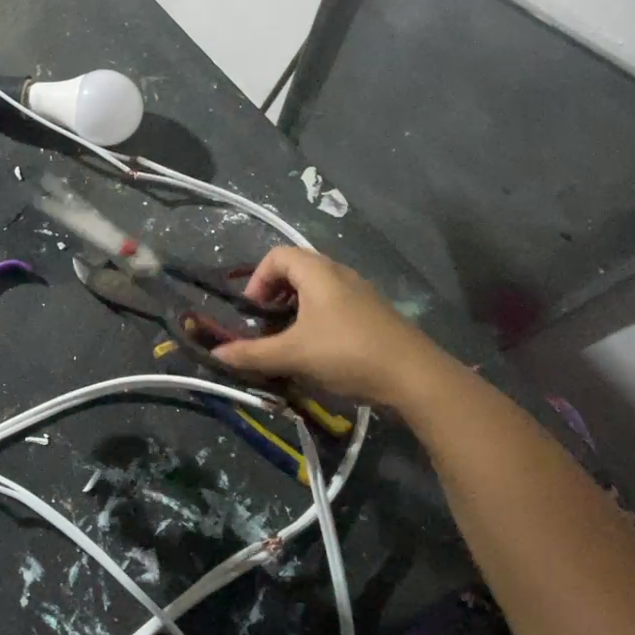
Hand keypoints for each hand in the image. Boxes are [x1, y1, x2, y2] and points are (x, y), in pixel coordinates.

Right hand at [212, 246, 447, 407]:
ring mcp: (362, 293)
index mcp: (318, 272)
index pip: (276, 255)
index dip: (257, 279)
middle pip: (296, 269)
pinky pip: (337, 304)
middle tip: (268, 323)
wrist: (418, 379)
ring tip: (290, 338)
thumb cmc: (348, 354)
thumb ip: (253, 353)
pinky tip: (321, 350)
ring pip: (318, 289)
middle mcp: (340, 274)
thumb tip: (216, 354)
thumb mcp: (294, 355)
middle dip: (275, 294)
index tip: (254, 310)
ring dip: (296, 308)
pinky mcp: (376, 314)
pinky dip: (319, 318)